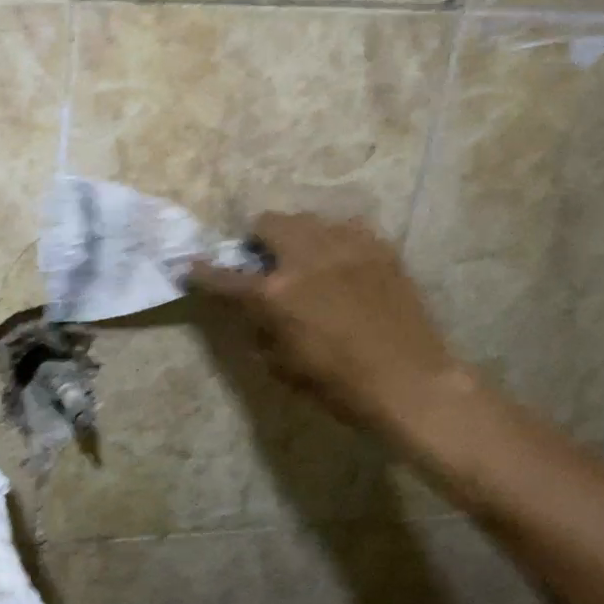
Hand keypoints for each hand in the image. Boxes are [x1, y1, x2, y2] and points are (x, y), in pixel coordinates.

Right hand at [189, 212, 457, 425]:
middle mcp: (305, 259)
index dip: (203, 272)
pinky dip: (335, 239)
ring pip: (308, 218)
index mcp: (274, 294)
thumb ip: (262, 331)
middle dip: (257, 238)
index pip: (224, 276)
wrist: (412, 384)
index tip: (191, 266)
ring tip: (306, 258)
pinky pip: (347, 227)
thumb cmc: (340, 385)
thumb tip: (256, 313)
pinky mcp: (380, 248)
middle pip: (268, 222)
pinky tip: (342, 262)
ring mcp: (346, 248)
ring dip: (297, 235)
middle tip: (264, 260)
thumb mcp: (283, 365)